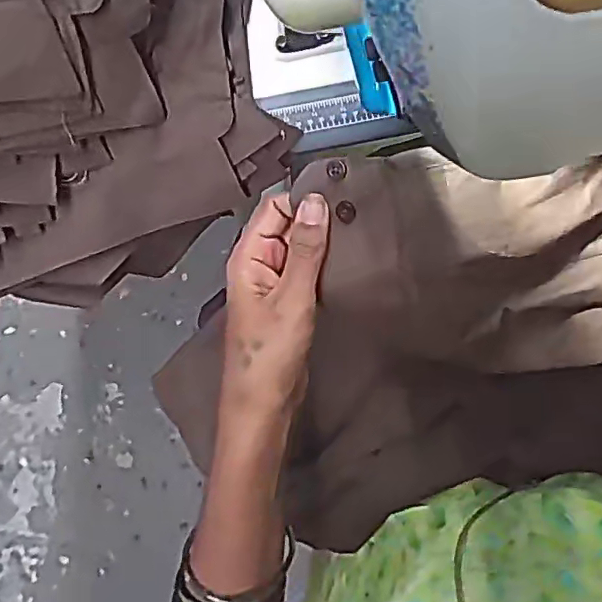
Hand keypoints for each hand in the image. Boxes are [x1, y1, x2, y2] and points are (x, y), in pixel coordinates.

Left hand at [220, 192, 329, 436]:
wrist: (263, 404)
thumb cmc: (269, 355)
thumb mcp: (292, 297)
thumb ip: (306, 249)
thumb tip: (316, 203)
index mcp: (248, 257)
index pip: (274, 208)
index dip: (303, 201)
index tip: (337, 197)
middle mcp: (258, 265)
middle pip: (287, 226)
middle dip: (316, 221)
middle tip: (352, 217)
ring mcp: (273, 284)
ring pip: (300, 249)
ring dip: (322, 244)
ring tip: (353, 239)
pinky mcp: (288, 301)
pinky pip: (306, 271)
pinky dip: (322, 266)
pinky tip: (343, 266)